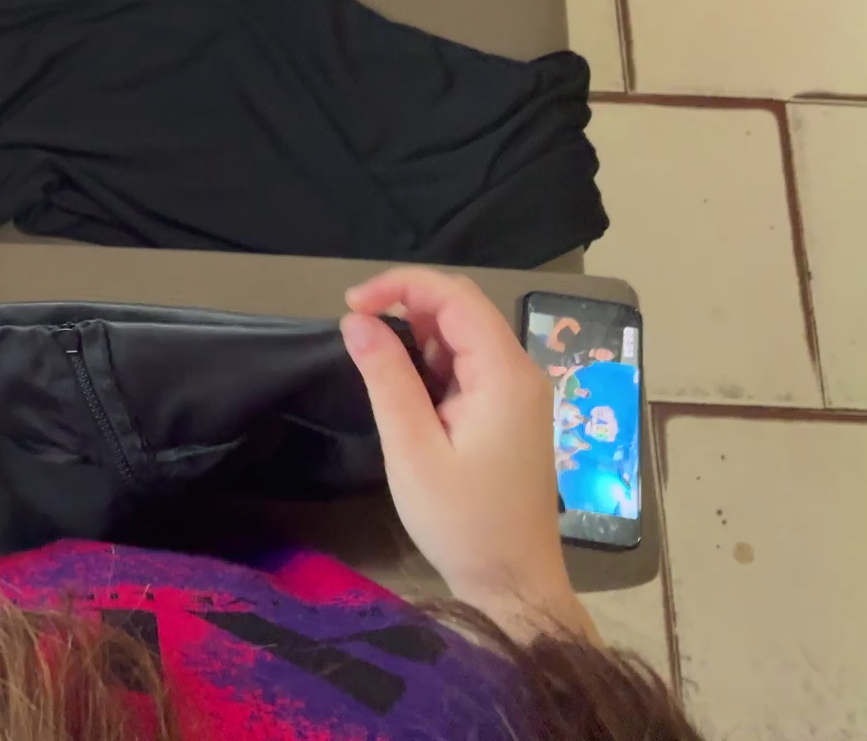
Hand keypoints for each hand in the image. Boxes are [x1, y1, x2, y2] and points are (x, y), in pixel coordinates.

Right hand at [340, 268, 590, 637]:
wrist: (509, 581)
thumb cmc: (459, 517)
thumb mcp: (411, 445)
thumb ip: (385, 376)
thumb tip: (354, 319)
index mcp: (504, 376)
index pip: (455, 298)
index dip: (399, 286)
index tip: (348, 305)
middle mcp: (517, 373)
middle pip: (461, 306)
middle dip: (404, 299)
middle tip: (352, 321)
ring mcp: (513, 391)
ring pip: (460, 330)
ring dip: (412, 327)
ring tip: (370, 354)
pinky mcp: (502, 408)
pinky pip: (463, 359)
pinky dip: (425, 353)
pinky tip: (399, 378)